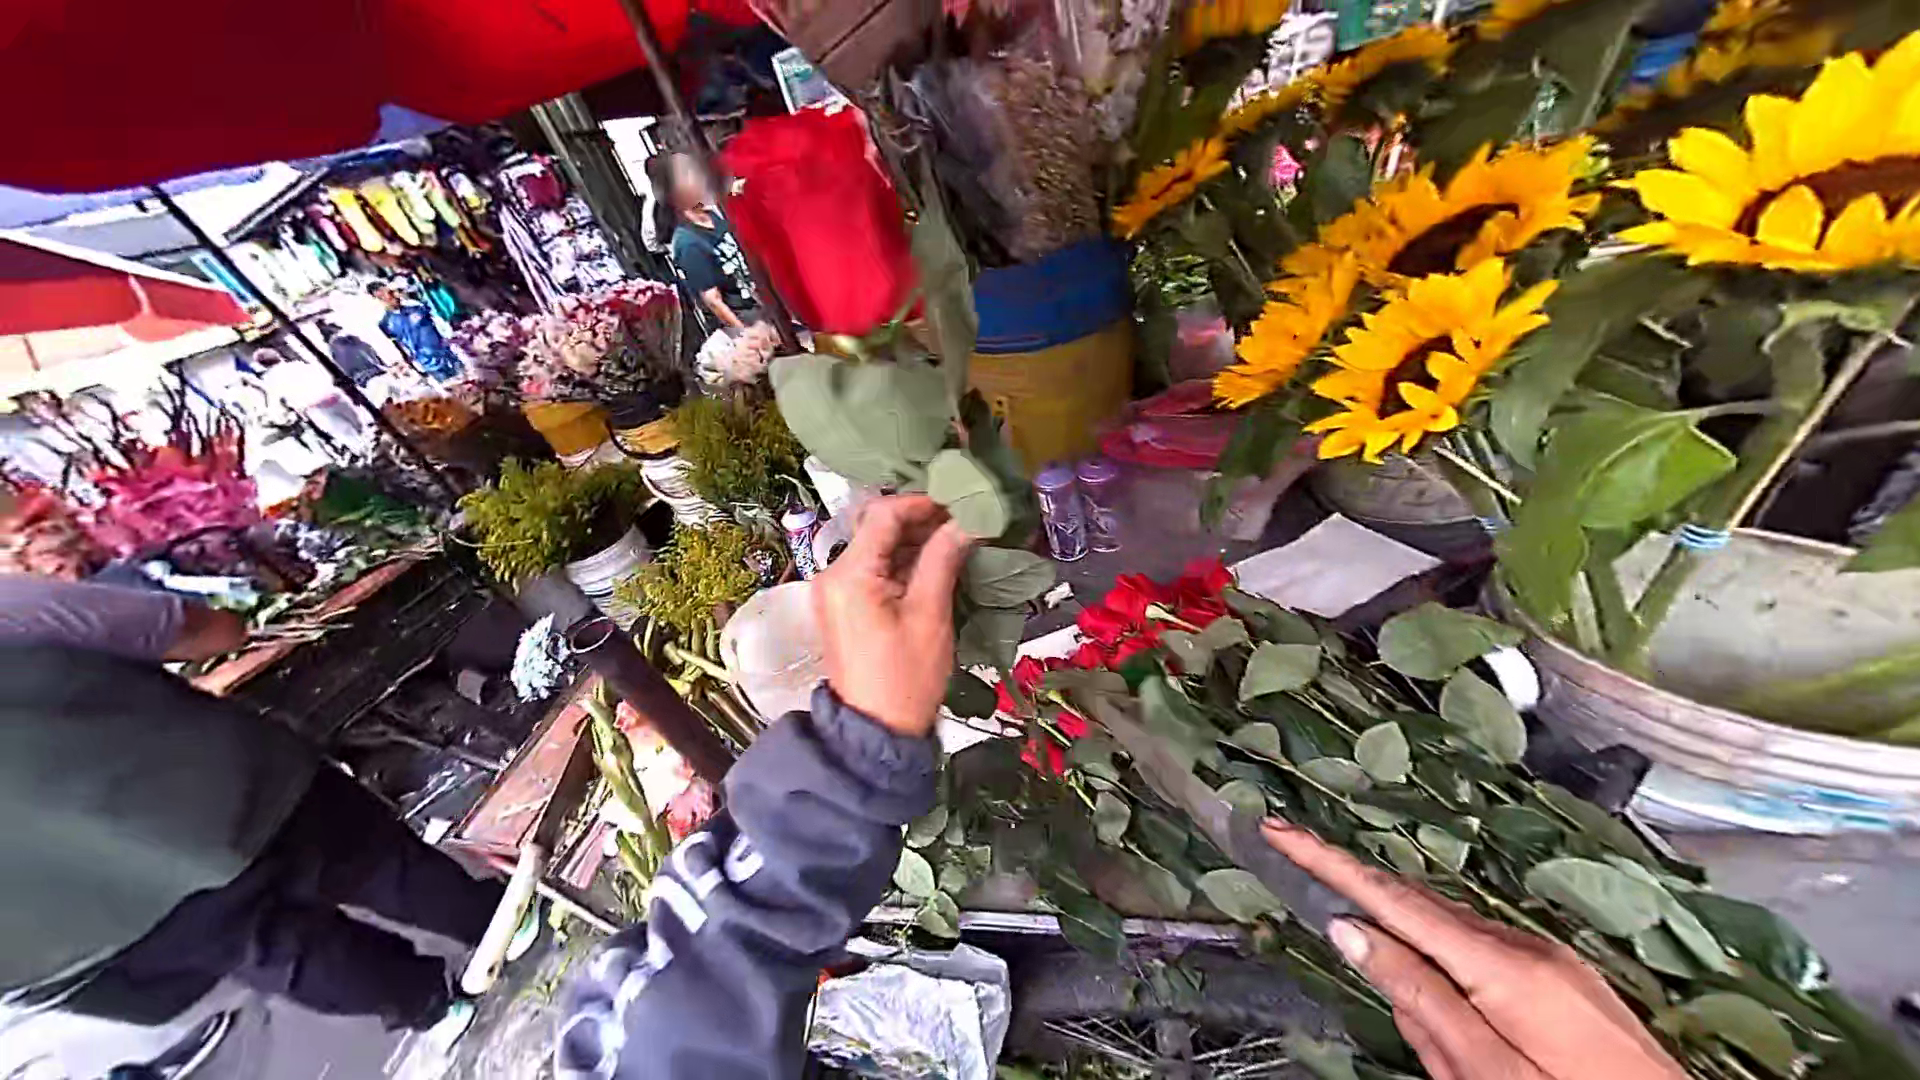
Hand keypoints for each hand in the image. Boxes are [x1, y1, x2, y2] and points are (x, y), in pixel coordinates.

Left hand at [812, 495, 970, 736]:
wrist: (875, 731)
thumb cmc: (906, 676)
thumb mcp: (930, 615)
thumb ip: (943, 559)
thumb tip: (965, 521)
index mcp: (850, 574)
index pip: (884, 515)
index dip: (923, 503)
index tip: (959, 503)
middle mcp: (833, 574)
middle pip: (877, 528)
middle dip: (921, 521)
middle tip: (963, 522)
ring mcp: (836, 591)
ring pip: (877, 548)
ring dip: (914, 542)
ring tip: (956, 541)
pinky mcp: (844, 606)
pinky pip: (874, 570)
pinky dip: (903, 563)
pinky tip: (934, 565)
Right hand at [1263, 823, 1688, 1079]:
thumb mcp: (1488, 1078)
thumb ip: (1416, 996)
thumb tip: (1347, 929)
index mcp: (1501, 966)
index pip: (1388, 896)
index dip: (1325, 860)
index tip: (1278, 827)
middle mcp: (1521, 945)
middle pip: (1415, 917)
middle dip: (1385, 949)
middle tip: (1417, 1029)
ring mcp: (1547, 959)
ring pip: (1446, 944)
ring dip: (1428, 988)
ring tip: (1463, 1065)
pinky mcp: (1561, 979)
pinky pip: (1479, 962)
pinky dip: (1455, 988)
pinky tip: (1476, 1042)